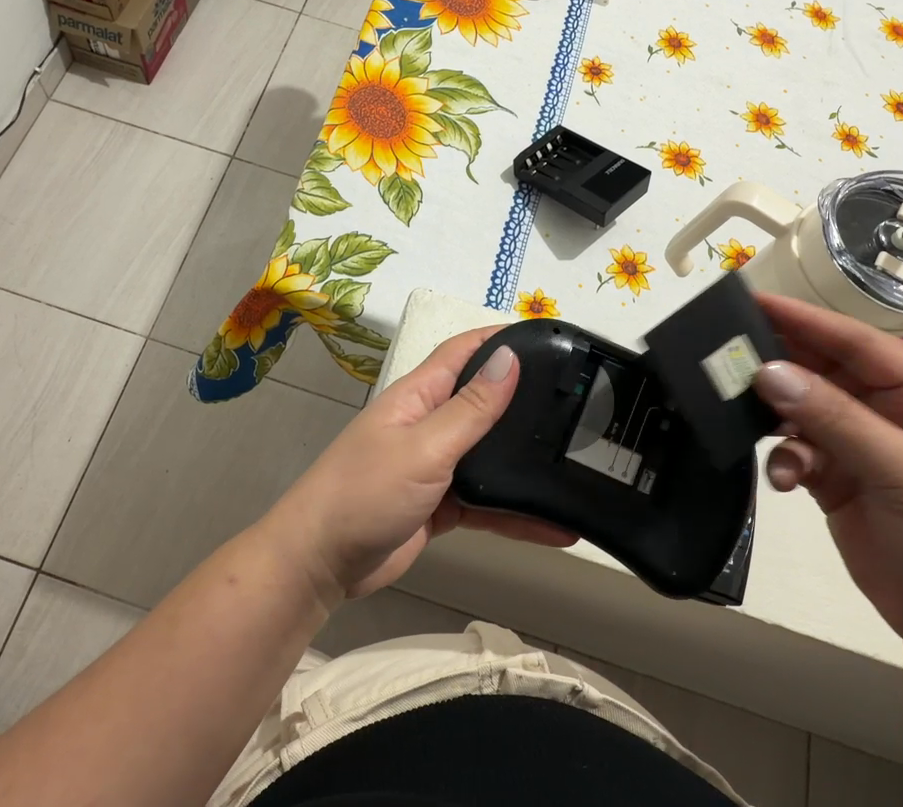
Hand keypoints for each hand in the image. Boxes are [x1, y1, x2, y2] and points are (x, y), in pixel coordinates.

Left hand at [262, 325, 575, 604]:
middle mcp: (427, 425)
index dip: (501, 341)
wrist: (322, 562)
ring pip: (489, 458)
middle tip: (581, 406)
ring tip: (579, 464)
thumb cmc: (365, 492)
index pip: (464, 353)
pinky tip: (558, 528)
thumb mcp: (423, 447)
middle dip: (525, 401)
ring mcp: (433, 467)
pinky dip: (517, 514)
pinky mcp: (439, 507)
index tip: (552, 339)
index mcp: (417, 397)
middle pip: (482, 404)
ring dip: (525, 463)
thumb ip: (469, 409)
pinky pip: (487, 504)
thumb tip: (509, 358)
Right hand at [752, 294, 902, 652]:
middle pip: (827, 374)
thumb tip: (767, 371)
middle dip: (782, 364)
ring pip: (804, 414)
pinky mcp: (838, 487)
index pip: (862, 346)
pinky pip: (797, 456)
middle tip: (725, 351)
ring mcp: (864, 453)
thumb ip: (837, 421)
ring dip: (776, 418)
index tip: (752, 300)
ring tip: (741, 416)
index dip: (809, 321)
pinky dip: (783, 461)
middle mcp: (895, 418)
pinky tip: (782, 478)